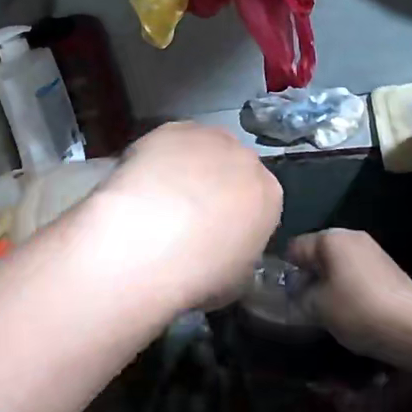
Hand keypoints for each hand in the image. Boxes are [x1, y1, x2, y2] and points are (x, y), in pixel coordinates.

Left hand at [94, 122, 283, 309]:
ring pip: (204, 150)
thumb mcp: (236, 282)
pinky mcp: (174, 129)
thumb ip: (242, 257)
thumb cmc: (199, 273)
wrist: (149, 242)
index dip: (238, 217)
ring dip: (190, 167)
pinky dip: (159, 157)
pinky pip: (170, 142)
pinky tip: (141, 182)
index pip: (260, 201)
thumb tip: (229, 252)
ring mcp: (210, 139)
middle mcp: (247, 158)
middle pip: (234, 168)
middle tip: (187, 218)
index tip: (217, 237)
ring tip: (160, 199)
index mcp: (270, 195)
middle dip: (216, 187)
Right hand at [288, 228, 411, 398]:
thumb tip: (292, 291)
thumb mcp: (318, 307)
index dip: (284, 272)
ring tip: (321, 314)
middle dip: (306, 278)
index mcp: (331, 237)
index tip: (278, 298)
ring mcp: (370, 249)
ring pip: (336, 264)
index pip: (295, 247)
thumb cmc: (358, 310)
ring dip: (326, 285)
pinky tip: (346, 312)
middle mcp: (351, 235)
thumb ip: (298, 295)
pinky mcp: (384, 266)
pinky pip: (353, 273)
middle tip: (298, 308)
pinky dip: (345, 288)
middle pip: (317, 253)